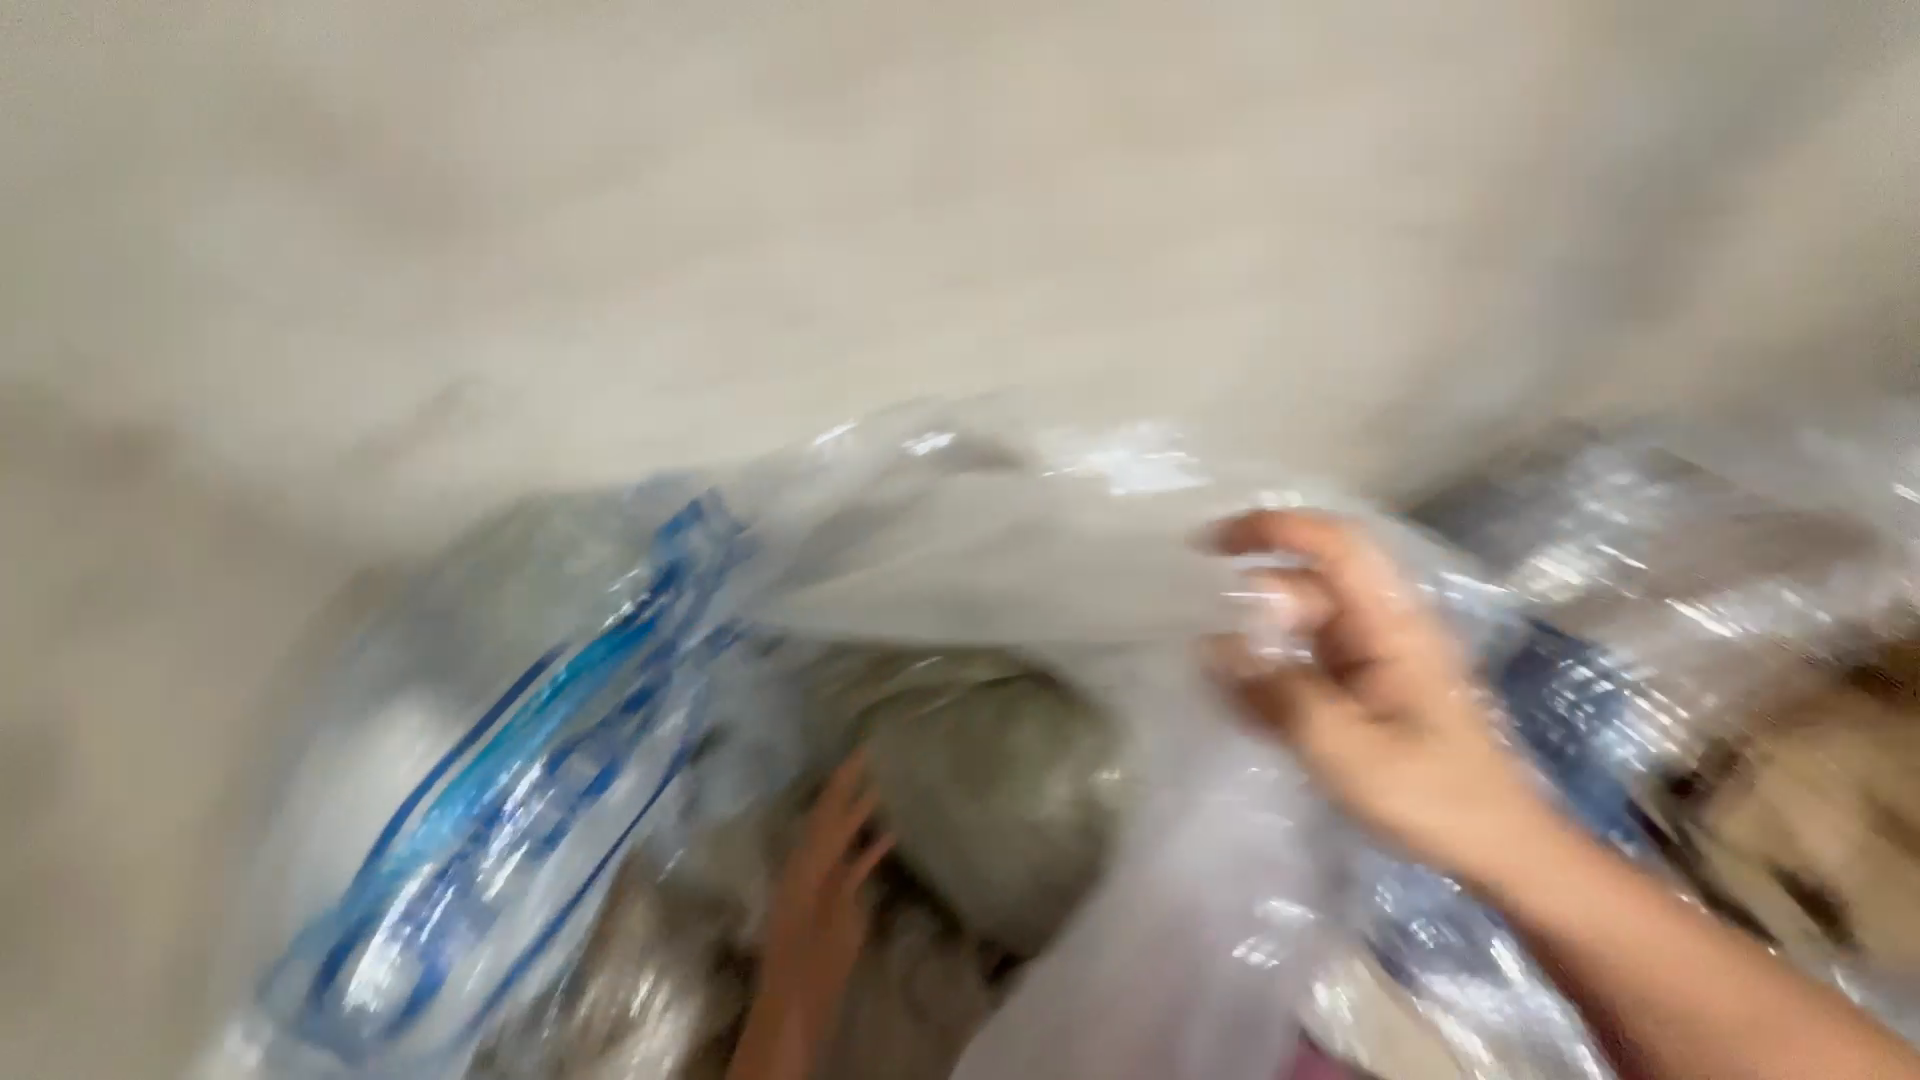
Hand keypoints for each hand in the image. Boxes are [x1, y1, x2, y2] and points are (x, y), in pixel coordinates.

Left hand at [727, 754, 892, 1079]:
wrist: (796, 1000)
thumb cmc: (812, 958)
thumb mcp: (829, 909)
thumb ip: (842, 871)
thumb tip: (865, 836)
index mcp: (805, 861)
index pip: (827, 810)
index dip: (844, 780)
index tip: (861, 751)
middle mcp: (809, 863)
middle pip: (830, 817)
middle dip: (848, 786)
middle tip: (869, 756)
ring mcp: (821, 880)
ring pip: (840, 837)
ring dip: (857, 813)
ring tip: (881, 787)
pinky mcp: (834, 899)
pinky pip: (851, 864)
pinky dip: (867, 848)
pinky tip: (888, 836)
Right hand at [1203, 509, 1565, 887]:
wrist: (1501, 850)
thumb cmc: (1433, 795)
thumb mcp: (1346, 748)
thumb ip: (1278, 693)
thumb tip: (1213, 647)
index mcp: (1390, 625)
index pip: (1334, 546)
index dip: (1273, 530)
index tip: (1211, 546)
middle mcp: (1378, 629)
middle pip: (1304, 589)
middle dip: (1250, 608)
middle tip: (1207, 653)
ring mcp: (1370, 660)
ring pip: (1296, 628)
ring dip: (1253, 647)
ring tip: (1216, 684)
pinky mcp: (1361, 691)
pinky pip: (1302, 665)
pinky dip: (1268, 678)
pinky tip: (1242, 708)